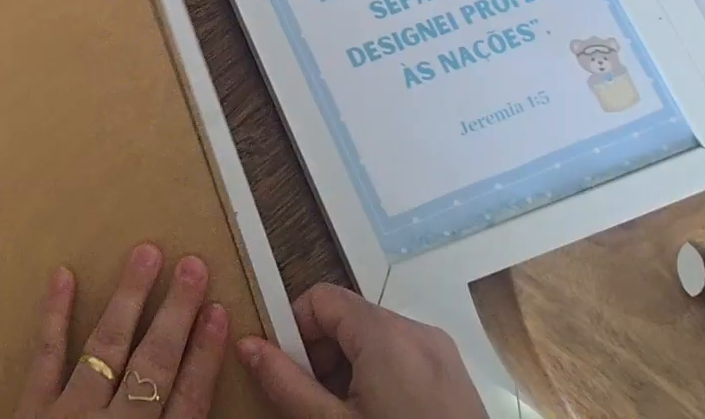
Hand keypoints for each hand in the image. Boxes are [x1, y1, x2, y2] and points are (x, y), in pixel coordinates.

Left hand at [14, 243, 230, 418]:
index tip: (219, 313)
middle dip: (176, 314)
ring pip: (105, 347)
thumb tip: (191, 414)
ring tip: (146, 254)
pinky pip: (44, 356)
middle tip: (193, 265)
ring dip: (129, 299)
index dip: (204, 357)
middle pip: (152, 366)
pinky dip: (54, 314)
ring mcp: (68, 416)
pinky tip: (62, 274)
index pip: (186, 405)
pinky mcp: (30, 411)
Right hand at [237, 283, 482, 418]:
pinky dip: (379, 383)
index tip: (289, 374)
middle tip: (315, 405)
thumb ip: (285, 382)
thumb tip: (245, 343)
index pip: (320, 298)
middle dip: (321, 357)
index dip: (295, 330)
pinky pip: (402, 362)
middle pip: (347, 320)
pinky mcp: (459, 384)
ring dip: (348, 373)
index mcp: (386, 333)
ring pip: (373, 343)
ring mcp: (444, 358)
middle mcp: (419, 332)